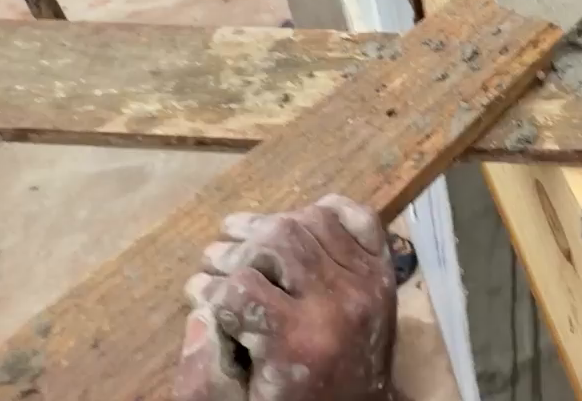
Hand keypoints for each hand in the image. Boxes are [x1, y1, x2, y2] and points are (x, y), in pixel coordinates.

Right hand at [177, 196, 397, 400]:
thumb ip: (204, 372)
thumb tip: (199, 310)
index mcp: (296, 342)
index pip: (241, 289)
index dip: (210, 287)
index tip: (197, 289)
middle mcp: (336, 302)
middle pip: (279, 241)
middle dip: (238, 246)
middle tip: (214, 255)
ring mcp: (366, 280)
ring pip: (315, 222)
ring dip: (275, 222)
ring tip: (244, 233)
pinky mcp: (384, 269)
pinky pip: (361, 218)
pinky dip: (331, 210)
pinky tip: (303, 218)